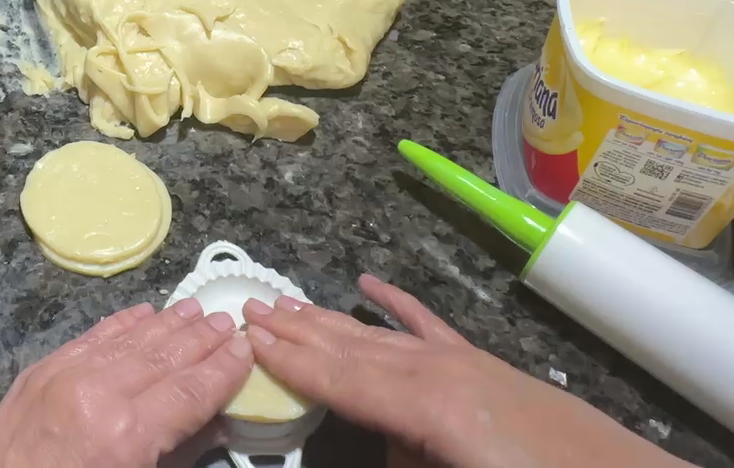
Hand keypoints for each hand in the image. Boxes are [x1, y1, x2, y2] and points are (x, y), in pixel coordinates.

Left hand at [0, 297, 254, 467]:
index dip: (221, 370)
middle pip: (162, 357)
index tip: (245, 348)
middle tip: (228, 321)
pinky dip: (121, 324)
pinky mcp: (41, 369)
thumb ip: (179, 455)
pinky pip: (91, 336)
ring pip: (129, 338)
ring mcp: (65, 374)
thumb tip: (216, 424)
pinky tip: (144, 312)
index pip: (188, 391)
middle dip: (200, 339)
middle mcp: (97, 392)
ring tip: (195, 309)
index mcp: (126, 434)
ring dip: (166, 323)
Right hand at [242, 274, 689, 467]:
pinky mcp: (485, 364)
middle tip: (248, 307)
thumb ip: (407, 461)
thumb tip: (380, 444)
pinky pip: (429, 326)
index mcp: (431, 409)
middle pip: (352, 347)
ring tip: (286, 302)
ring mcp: (463, 363)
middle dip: (298, 330)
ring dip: (329, 318)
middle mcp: (438, 373)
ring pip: (380, 334)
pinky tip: (368, 282)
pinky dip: (395, 302)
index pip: (344, 380)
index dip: (293, 360)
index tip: (248, 334)